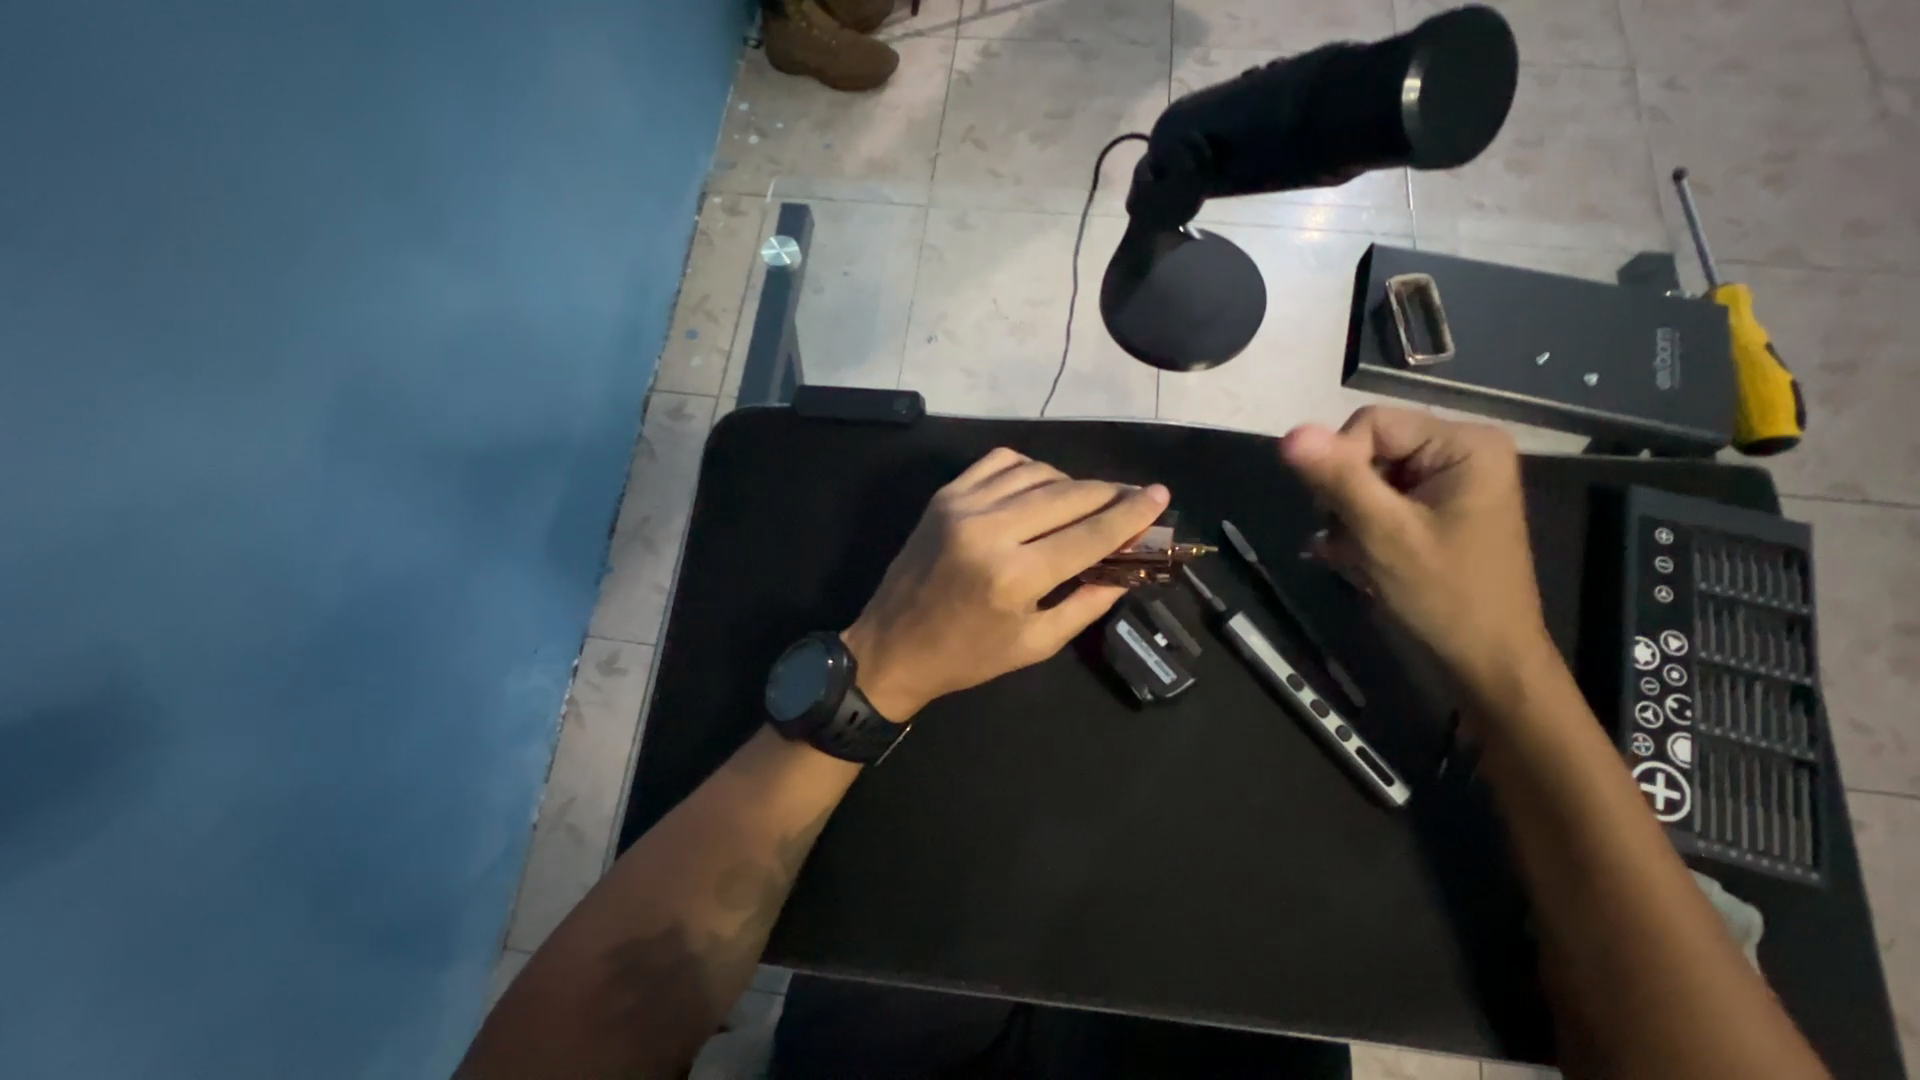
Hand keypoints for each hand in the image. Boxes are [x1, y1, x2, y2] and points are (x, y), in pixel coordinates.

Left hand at [842, 448, 1170, 721]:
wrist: (891, 647)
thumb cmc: (966, 657)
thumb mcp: (1034, 644)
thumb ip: (1085, 605)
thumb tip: (1127, 574)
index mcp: (1016, 575)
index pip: (1090, 533)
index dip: (1131, 513)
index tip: (1161, 495)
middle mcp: (991, 530)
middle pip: (1069, 496)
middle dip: (1110, 493)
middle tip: (1135, 499)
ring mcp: (963, 506)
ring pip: (1037, 473)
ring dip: (1072, 482)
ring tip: (1089, 500)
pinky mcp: (945, 496)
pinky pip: (1000, 463)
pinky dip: (1030, 468)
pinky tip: (1043, 486)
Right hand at [1279, 407, 1553, 699]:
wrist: (1487, 662)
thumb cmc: (1444, 597)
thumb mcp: (1383, 535)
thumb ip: (1338, 479)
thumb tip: (1289, 434)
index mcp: (1465, 444)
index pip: (1370, 424)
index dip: (1340, 465)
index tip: (1341, 516)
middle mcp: (1463, 451)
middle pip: (1369, 448)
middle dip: (1346, 495)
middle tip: (1349, 541)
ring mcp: (1452, 482)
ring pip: (1368, 477)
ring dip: (1349, 517)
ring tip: (1355, 556)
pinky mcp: (1439, 509)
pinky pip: (1383, 500)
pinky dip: (1363, 528)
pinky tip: (1359, 560)